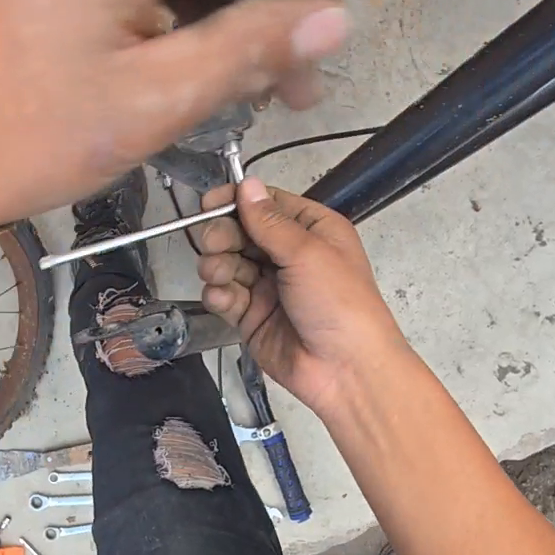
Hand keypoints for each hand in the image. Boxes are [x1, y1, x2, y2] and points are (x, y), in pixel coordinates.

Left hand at [0, 0, 349, 226]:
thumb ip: (247, 50)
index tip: (332, 43)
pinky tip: (214, 70)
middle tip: (300, 84)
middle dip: (269, 7)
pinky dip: (190, 24)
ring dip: (233, 20)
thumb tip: (331, 21)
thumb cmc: (37, 137)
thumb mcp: (154, 99)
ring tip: (262, 89)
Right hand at [197, 176, 410, 414]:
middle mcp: (289, 257)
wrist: (344, 368)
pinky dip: (218, 294)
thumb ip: (270, 222)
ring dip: (217, 265)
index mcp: (312, 231)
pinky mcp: (253, 318)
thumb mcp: (307, 252)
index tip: (210, 203)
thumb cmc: (341, 305)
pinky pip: (226, 297)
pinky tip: (221, 296)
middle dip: (223, 235)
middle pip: (242, 234)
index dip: (237, 202)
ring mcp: (270, 288)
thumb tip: (247, 186)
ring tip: (216, 272)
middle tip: (212, 242)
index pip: (267, 205)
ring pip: (230, 265)